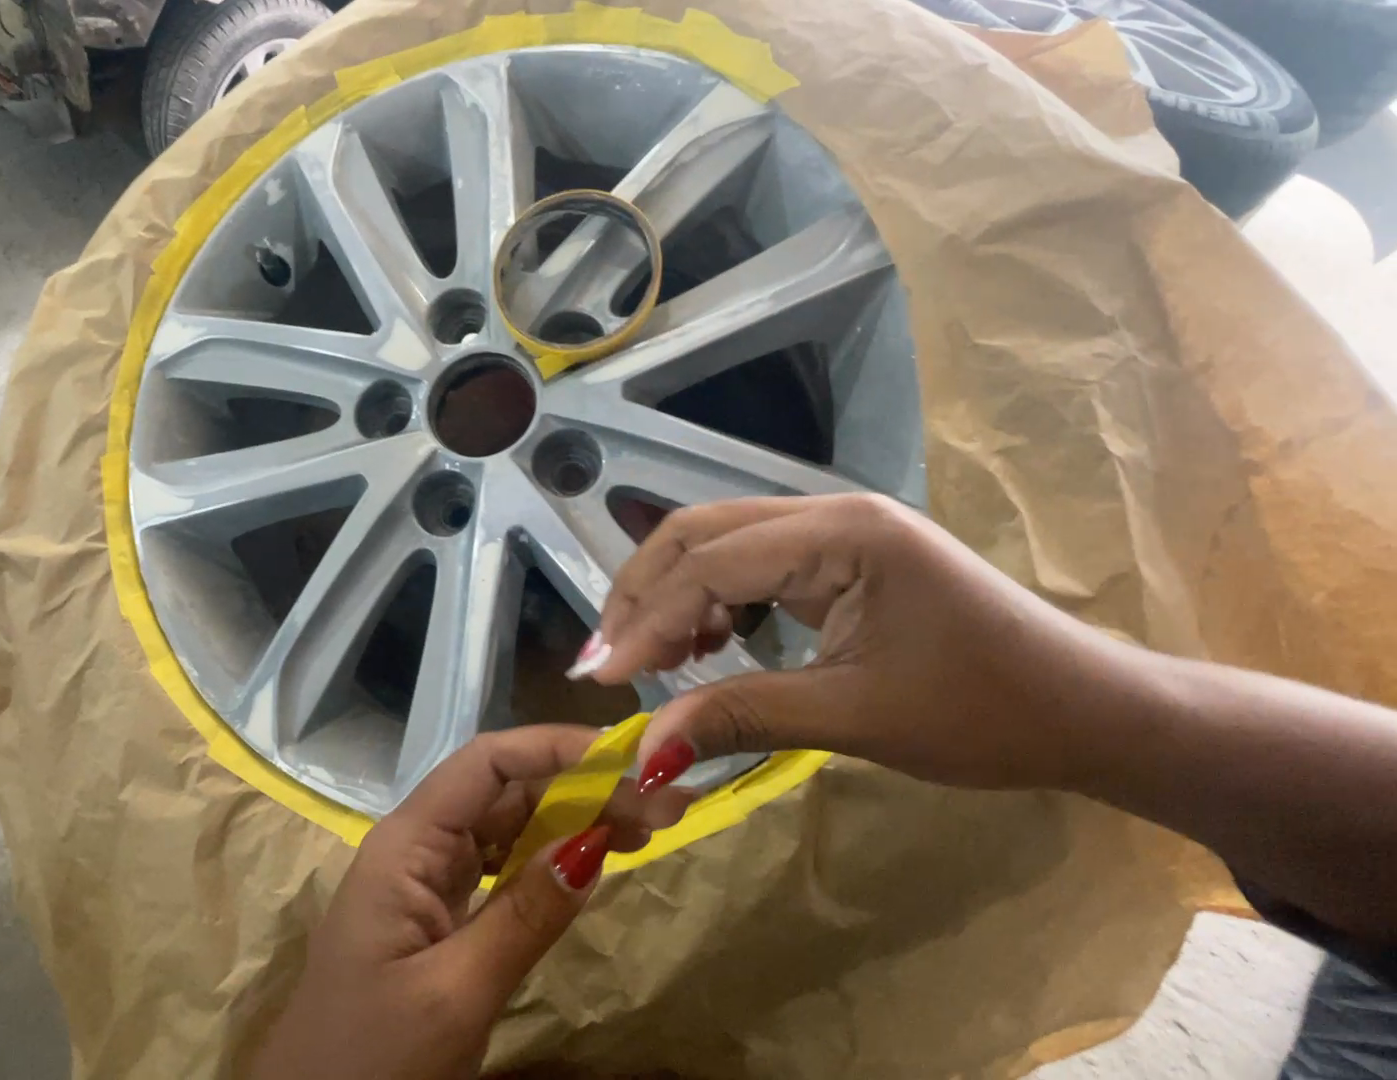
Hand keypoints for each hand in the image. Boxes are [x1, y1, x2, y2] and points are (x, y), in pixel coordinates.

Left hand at [249, 726, 689, 1079]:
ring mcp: (427, 879)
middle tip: (664, 804)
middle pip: (505, 789)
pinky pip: (503, 867)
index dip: (557, 748)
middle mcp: (417, 844)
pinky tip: (594, 860)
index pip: (486, 762)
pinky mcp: (440, 913)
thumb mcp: (455, 993)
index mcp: (407, 843)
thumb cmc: (372, 1059)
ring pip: (509, 825)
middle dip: (582, 785)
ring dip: (574, 818)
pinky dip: (551, 860)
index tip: (631, 760)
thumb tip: (595, 841)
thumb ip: (525, 915)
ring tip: (646, 827)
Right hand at [576, 494, 1141, 791]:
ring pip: (716, 545)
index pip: (710, 563)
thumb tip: (643, 750)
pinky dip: (710, 603)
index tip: (600, 676)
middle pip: (699, 534)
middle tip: (607, 659)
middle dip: (643, 595)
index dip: (646, 618)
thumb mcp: (853, 716)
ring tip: (654, 661)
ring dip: (672, 598)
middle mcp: (828, 511)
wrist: (1094, 713)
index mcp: (841, 533)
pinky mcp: (837, 557)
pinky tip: (703, 645)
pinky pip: (747, 566)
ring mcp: (833, 530)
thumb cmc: (989, 713)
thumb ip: (739, 716)